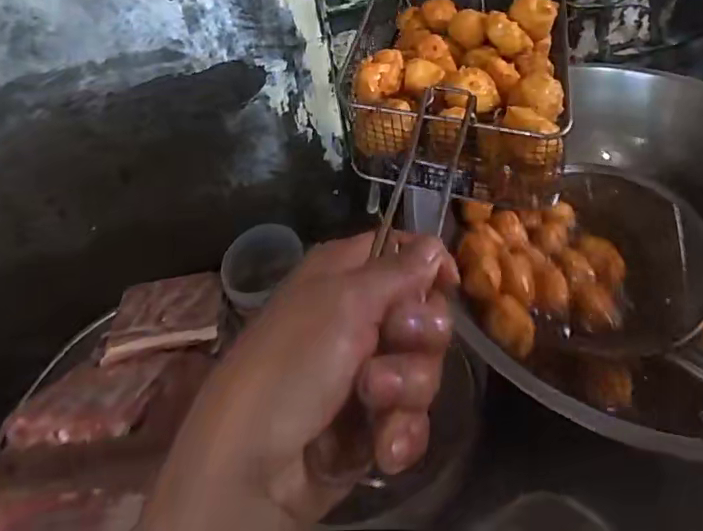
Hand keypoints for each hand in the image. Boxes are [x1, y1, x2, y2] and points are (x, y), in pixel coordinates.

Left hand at [142, 231, 459, 530]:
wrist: (254, 459)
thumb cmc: (293, 361)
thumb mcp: (343, 304)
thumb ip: (395, 273)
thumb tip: (434, 244)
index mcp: (342, 274)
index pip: (399, 251)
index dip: (428, 266)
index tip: (448, 286)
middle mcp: (356, 315)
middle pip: (423, 314)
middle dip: (417, 339)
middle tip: (390, 345)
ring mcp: (364, 371)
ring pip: (423, 370)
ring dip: (403, 392)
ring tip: (370, 404)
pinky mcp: (371, 422)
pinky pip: (412, 420)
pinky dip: (399, 434)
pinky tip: (381, 449)